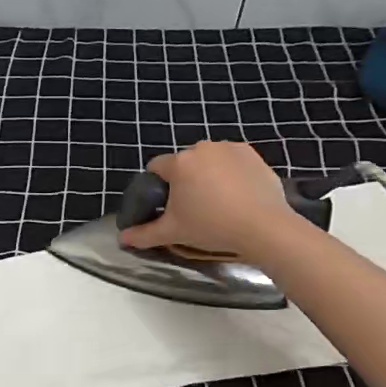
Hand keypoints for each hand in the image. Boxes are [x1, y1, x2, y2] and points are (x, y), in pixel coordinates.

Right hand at [117, 141, 298, 257]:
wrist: (263, 227)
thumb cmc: (212, 227)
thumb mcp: (174, 233)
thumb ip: (144, 234)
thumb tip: (122, 239)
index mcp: (179, 163)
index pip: (156, 167)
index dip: (157, 186)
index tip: (166, 205)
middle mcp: (202, 148)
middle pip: (184, 163)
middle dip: (185, 181)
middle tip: (194, 208)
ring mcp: (229, 148)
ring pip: (209, 160)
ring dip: (208, 175)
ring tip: (219, 203)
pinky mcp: (252, 154)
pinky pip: (232, 161)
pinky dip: (231, 174)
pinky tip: (238, 195)